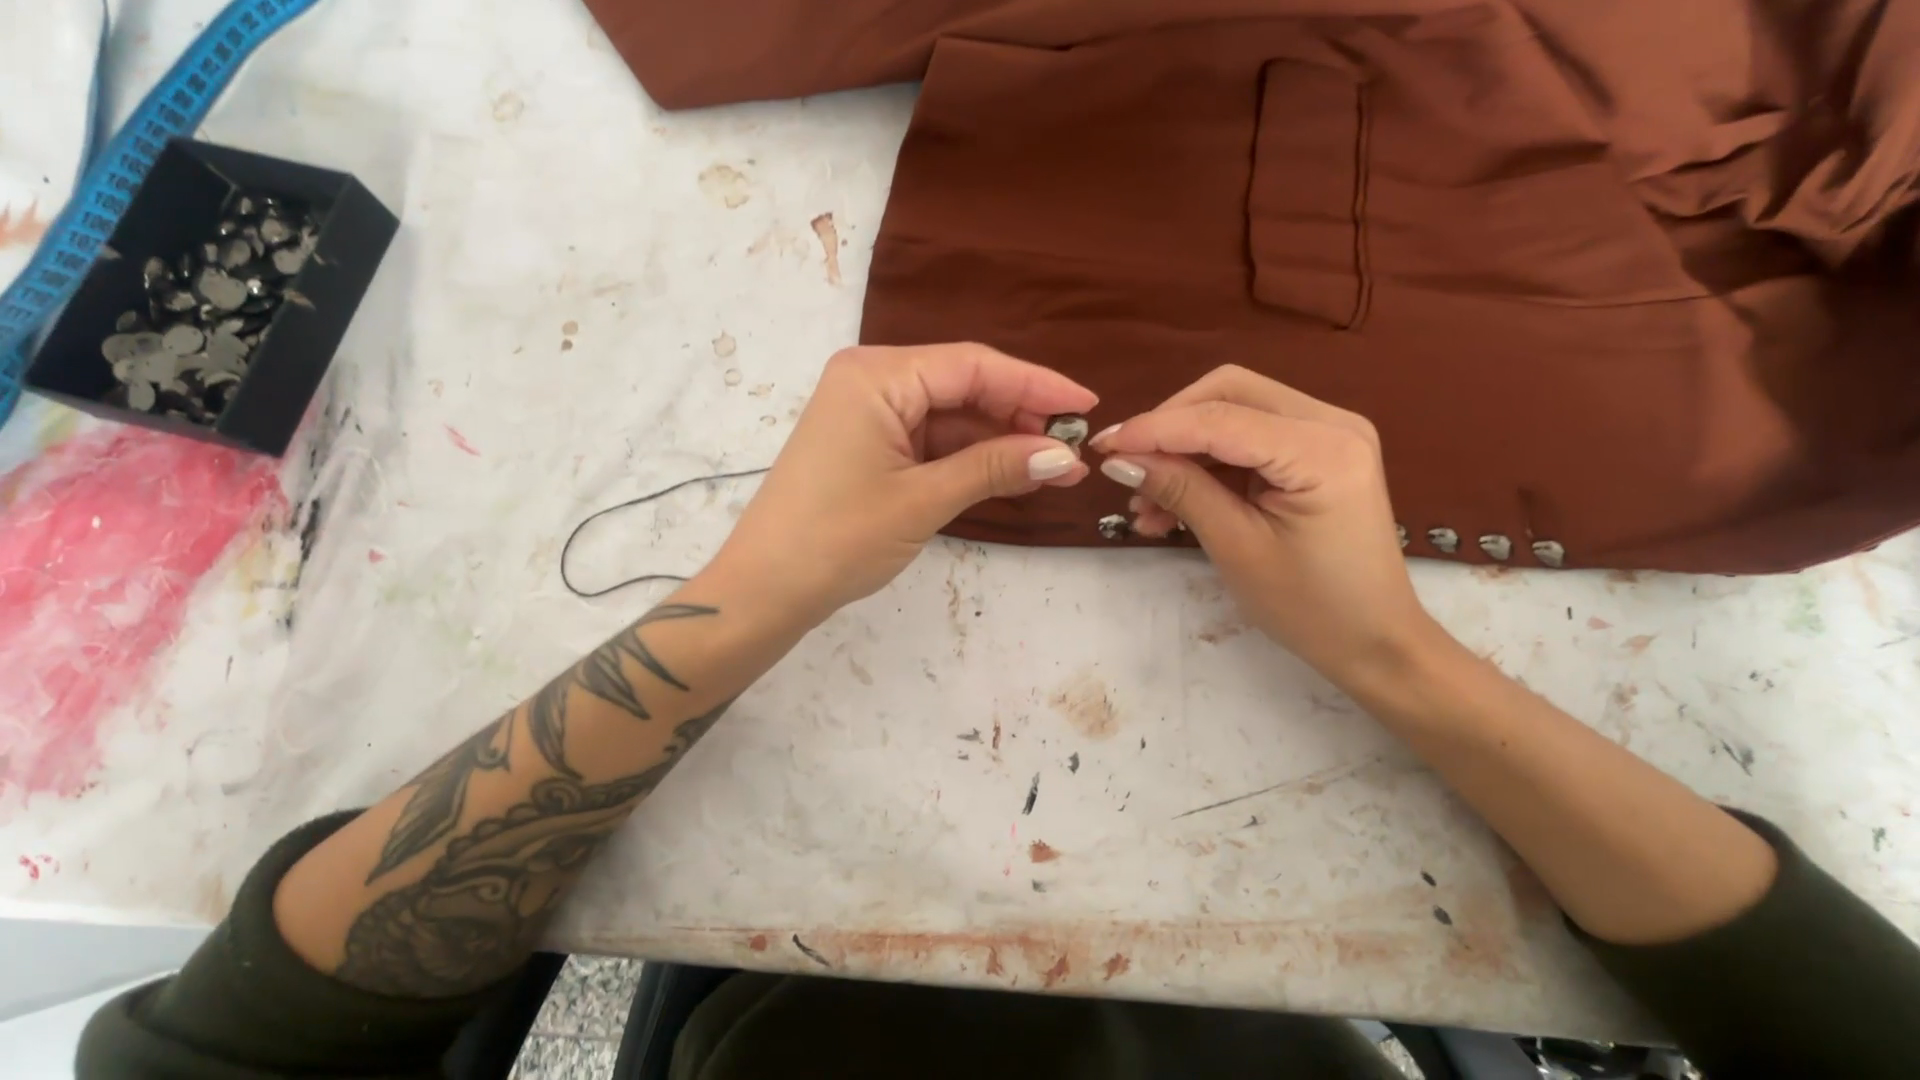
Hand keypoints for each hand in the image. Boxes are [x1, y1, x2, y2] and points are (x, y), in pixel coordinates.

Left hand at [710, 343, 1096, 620]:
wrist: (767, 588)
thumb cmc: (838, 539)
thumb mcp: (923, 500)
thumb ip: (995, 468)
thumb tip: (1065, 457)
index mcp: (877, 374)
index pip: (974, 365)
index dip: (1035, 385)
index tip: (1086, 406)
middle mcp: (872, 379)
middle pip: (964, 384)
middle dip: (1020, 417)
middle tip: (1073, 452)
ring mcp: (868, 412)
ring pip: (952, 414)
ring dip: (999, 440)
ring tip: (1053, 471)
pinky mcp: (869, 443)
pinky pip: (931, 438)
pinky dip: (969, 456)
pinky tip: (1010, 474)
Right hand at [1090, 365, 1435, 683]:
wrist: (1375, 640)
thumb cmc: (1311, 607)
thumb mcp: (1237, 548)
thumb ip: (1181, 491)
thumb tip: (1119, 459)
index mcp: (1323, 450)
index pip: (1220, 419)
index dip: (1154, 429)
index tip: (1101, 447)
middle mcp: (1333, 422)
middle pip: (1228, 393)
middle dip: (1169, 426)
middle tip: (1126, 467)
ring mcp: (1329, 432)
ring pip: (1234, 412)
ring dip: (1184, 449)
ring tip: (1145, 505)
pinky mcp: (1319, 449)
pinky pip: (1249, 438)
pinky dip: (1208, 463)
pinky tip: (1174, 504)